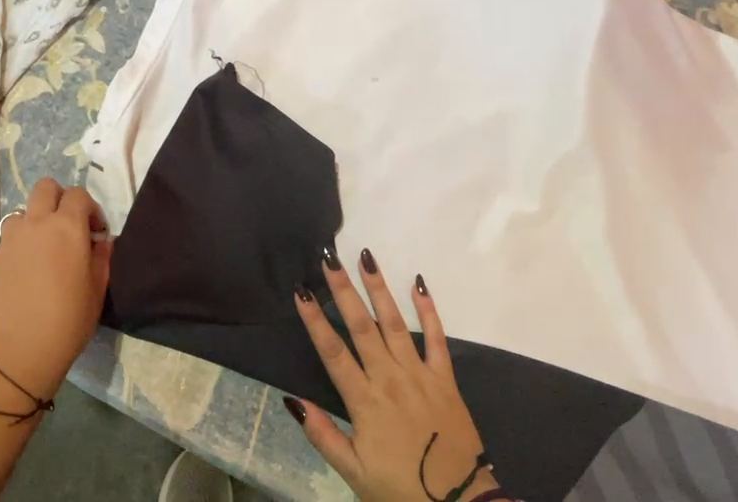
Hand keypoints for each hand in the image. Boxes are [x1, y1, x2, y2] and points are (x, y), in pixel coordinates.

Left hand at [0, 178, 112, 397]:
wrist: (18, 353)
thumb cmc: (67, 322)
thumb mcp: (97, 290)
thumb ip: (101, 257)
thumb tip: (99, 241)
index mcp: (67, 227)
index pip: (78, 194)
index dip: (90, 209)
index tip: (95, 232)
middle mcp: (36, 224)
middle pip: (46, 187)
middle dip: (60, 199)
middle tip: (68, 227)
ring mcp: (11, 239)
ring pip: (23, 211)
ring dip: (36, 220)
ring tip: (44, 248)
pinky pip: (9, 237)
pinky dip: (21, 243)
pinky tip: (27, 270)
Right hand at [288, 248, 497, 501]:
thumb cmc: (401, 489)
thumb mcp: (353, 472)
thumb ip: (323, 435)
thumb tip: (292, 400)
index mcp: (364, 401)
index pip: (332, 352)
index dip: (315, 320)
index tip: (300, 290)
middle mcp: (389, 379)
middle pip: (361, 327)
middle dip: (343, 290)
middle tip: (329, 258)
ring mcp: (419, 375)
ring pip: (394, 324)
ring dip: (379, 289)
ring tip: (366, 258)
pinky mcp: (445, 378)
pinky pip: (436, 338)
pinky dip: (428, 310)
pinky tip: (418, 284)